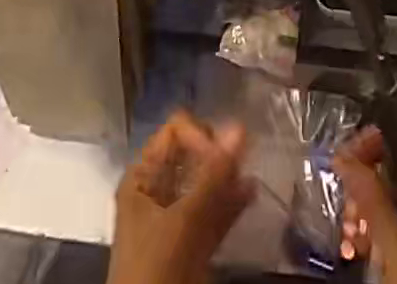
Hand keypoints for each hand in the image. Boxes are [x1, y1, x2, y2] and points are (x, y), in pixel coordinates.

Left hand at [107, 110, 253, 283]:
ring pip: (205, 185)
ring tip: (253, 171)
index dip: (201, 137)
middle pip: (192, 155)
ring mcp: (175, 218)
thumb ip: (213, 176)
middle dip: (218, 154)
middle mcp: (157, 190)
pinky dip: (230, 204)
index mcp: (142, 176)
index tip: (223, 156)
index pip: (174, 133)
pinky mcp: (192, 243)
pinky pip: (213, 214)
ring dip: (229, 177)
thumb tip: (241, 127)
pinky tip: (252, 194)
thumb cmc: (155, 268)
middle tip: (245, 158)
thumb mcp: (182, 221)